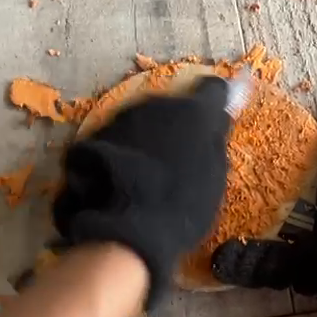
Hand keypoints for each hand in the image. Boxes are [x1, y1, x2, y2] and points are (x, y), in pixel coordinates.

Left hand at [52, 76, 230, 309]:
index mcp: (195, 111)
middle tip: (178, 156)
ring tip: (147, 172)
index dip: (217, 99)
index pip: (214, 89)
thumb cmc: (184, 205)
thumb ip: (214, 138)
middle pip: (173, 105)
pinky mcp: (97, 134)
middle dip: (176, 123)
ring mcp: (124, 116)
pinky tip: (122, 178)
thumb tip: (220, 114)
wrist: (127, 227)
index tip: (217, 113)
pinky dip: (123, 150)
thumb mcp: (213, 175)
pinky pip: (118, 136)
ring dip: (148, 136)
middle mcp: (159, 103)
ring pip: (143, 119)